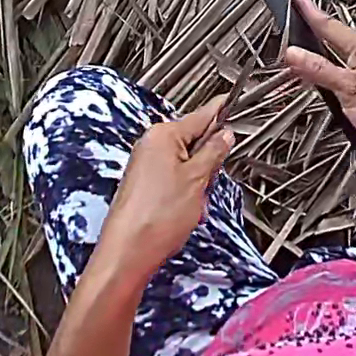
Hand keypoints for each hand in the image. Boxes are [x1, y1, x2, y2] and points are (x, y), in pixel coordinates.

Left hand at [91, 96, 235, 282]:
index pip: (199, 116)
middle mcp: (151, 145)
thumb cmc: (155, 217)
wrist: (127, 254)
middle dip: (207, 162)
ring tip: (193, 203)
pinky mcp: (144, 184)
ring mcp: (146, 165)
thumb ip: (213, 152)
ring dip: (197, 182)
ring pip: (186, 163)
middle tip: (208, 181)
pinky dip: (185, 192)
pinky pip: (174, 179)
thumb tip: (224, 135)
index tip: (228, 101)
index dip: (218, 111)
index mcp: (163, 135)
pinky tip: (183, 212)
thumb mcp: (197, 180)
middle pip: (193, 141)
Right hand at [280, 0, 355, 159]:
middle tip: (292, 16)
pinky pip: (339, 68)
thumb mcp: (349, 90)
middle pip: (331, 35)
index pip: (328, 24)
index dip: (308, 10)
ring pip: (334, 53)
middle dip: (310, 27)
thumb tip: (294, 53)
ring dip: (316, 49)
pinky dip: (324, 68)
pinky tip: (317, 72)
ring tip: (299, 42)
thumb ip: (319, 70)